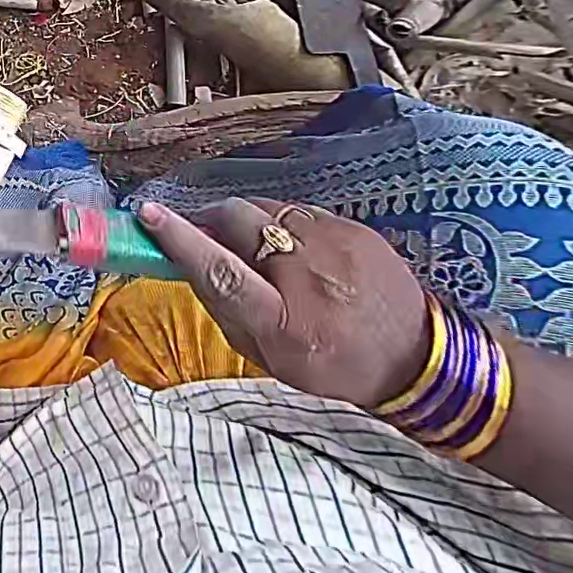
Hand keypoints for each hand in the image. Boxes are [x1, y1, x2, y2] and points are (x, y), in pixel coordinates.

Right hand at [136, 197, 428, 408]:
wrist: (425, 361)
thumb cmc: (329, 363)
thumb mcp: (265, 354)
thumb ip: (222, 305)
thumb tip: (184, 259)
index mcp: (282, 320)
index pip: (220, 270)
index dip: (180, 239)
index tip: (147, 213)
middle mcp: (308, 276)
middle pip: (236, 220)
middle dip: (210, 220)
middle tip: (207, 236)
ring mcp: (336, 245)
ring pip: (262, 208)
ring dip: (245, 222)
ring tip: (258, 248)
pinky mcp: (353, 227)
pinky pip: (294, 211)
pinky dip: (280, 224)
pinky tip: (295, 250)